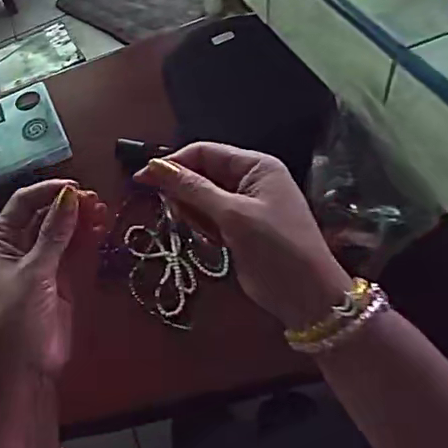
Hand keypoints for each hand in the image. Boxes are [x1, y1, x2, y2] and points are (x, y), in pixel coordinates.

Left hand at [0, 179, 110, 378]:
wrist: (23, 372)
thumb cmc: (15, 321)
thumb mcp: (33, 274)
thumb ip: (54, 235)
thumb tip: (69, 198)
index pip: (21, 205)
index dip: (46, 192)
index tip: (74, 187)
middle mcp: (17, 251)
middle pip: (43, 217)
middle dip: (67, 206)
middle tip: (94, 200)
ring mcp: (41, 267)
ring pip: (61, 234)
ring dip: (80, 221)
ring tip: (102, 209)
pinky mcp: (61, 283)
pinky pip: (73, 254)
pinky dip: (86, 240)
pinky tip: (101, 227)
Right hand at [135, 143, 350, 330]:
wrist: (305, 295)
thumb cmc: (275, 247)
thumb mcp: (232, 215)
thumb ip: (191, 189)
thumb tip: (153, 166)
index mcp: (255, 166)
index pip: (203, 152)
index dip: (172, 164)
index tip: (142, 180)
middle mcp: (248, 180)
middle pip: (198, 173)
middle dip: (184, 193)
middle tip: (180, 215)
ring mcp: (243, 204)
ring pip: (198, 197)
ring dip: (193, 213)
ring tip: (209, 233)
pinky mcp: (236, 227)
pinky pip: (206, 216)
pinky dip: (202, 226)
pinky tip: (214, 241)